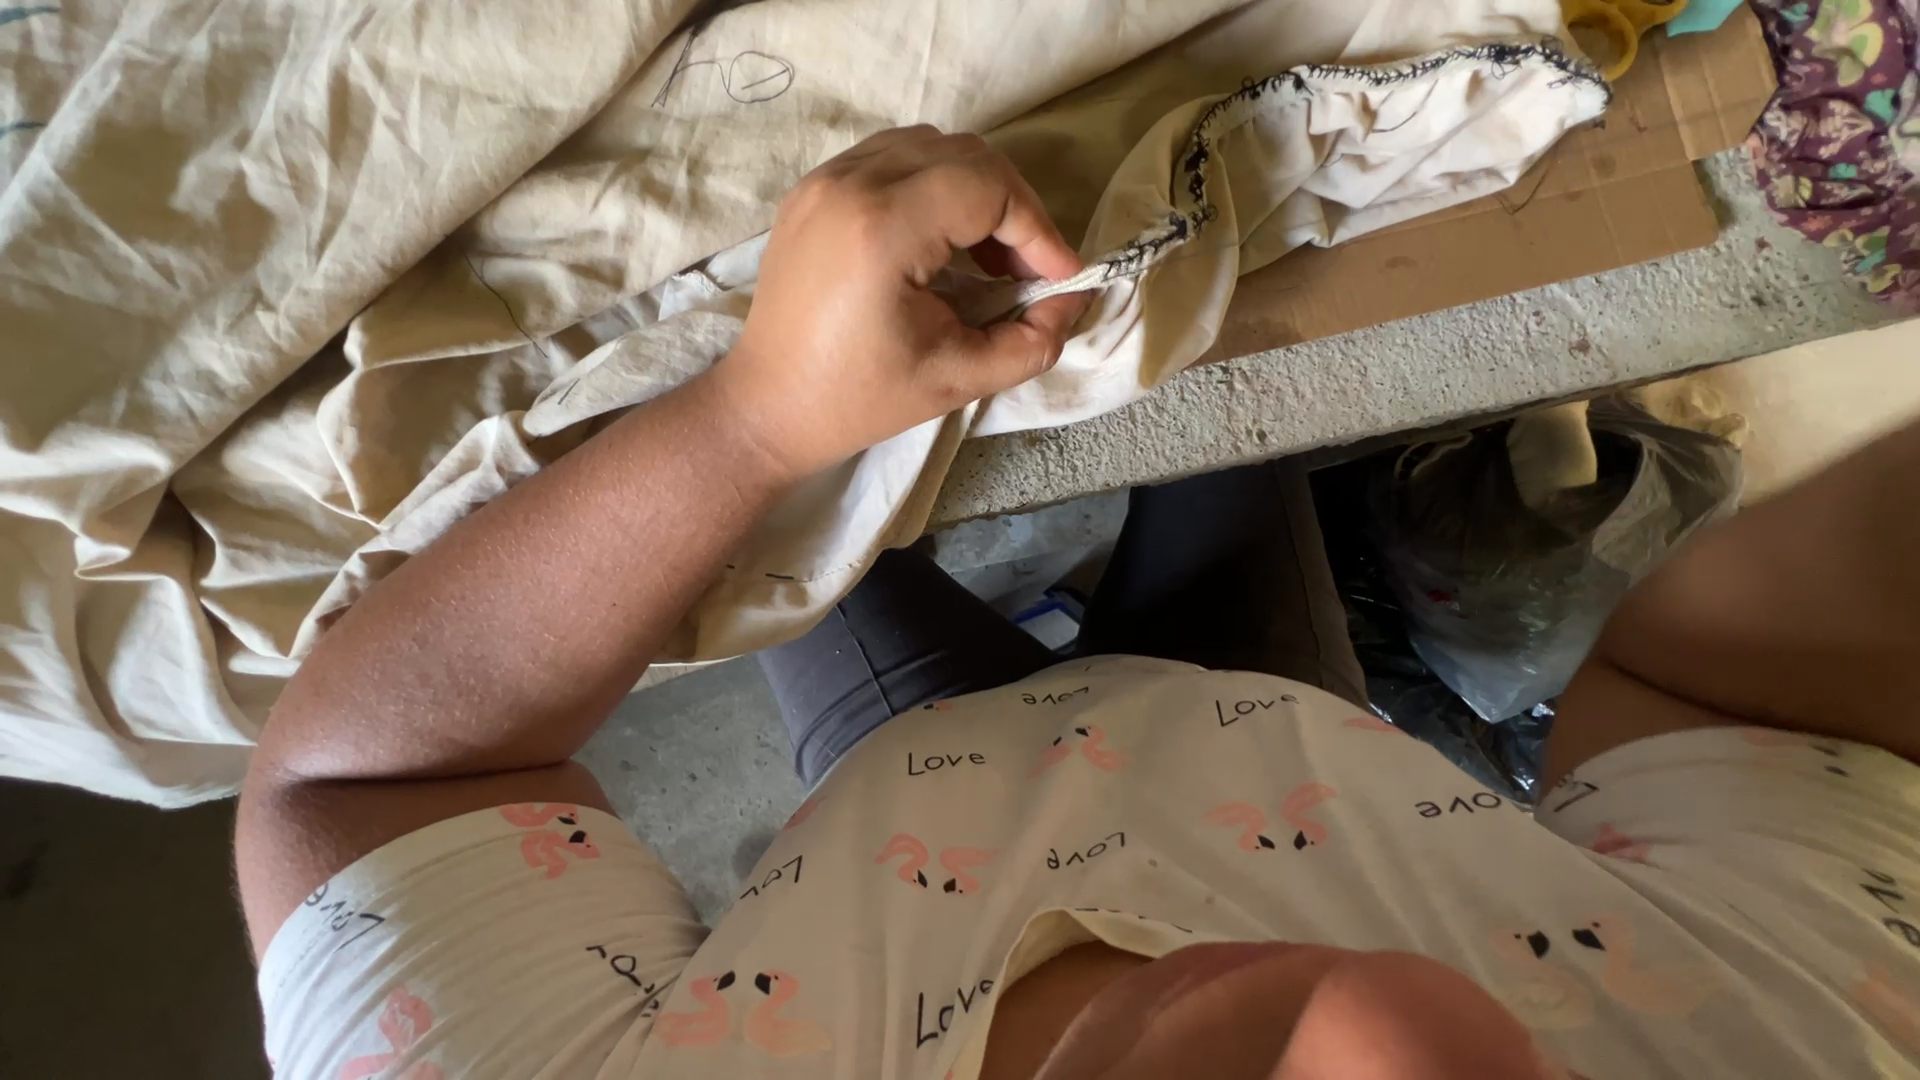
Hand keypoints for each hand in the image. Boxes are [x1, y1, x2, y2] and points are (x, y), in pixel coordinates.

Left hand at [708, 125, 1089, 478]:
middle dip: (1014, 208)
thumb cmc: (861, 401)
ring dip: (975, 192)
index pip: (988, 188)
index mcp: (882, 227)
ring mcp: (824, 180)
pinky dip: (933, 188)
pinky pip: (892, 159)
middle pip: (965, 155)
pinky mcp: (812, 190)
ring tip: (990, 257)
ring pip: (930, 147)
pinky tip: (942, 242)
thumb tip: (1073, 299)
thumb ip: (1032, 341)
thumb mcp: (958, 380)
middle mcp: (850, 183)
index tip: (1060, 278)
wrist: (771, 407)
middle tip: (1028, 271)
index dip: (1038, 231)